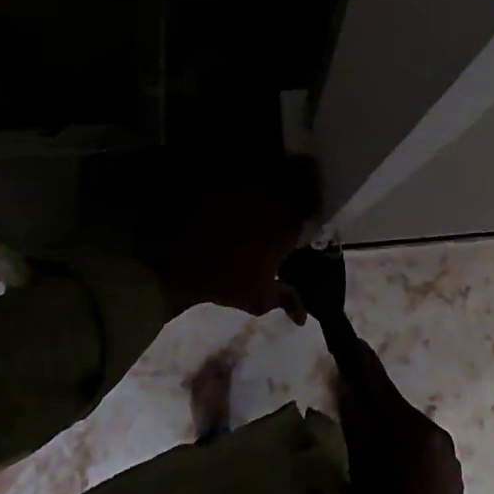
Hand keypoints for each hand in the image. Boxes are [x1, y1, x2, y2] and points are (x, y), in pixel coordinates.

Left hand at [154, 157, 318, 319]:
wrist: (184, 265)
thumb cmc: (227, 283)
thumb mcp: (260, 297)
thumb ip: (287, 299)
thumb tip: (303, 318)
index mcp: (288, 226)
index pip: (309, 204)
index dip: (308, 203)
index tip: (304, 207)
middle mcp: (273, 201)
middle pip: (293, 181)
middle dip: (296, 182)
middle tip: (292, 187)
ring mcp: (247, 189)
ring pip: (269, 175)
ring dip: (275, 177)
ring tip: (269, 184)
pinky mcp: (224, 184)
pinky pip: (243, 175)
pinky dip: (247, 179)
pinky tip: (243, 187)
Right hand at [336, 339, 469, 493]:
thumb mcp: (362, 471)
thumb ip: (356, 425)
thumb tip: (348, 388)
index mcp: (410, 429)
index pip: (380, 387)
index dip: (364, 364)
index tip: (354, 341)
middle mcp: (432, 430)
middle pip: (394, 404)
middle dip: (373, 398)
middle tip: (351, 391)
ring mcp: (446, 451)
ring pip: (407, 424)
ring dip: (388, 422)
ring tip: (370, 436)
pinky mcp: (451, 469)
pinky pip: (421, 442)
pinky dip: (403, 442)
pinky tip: (394, 461)